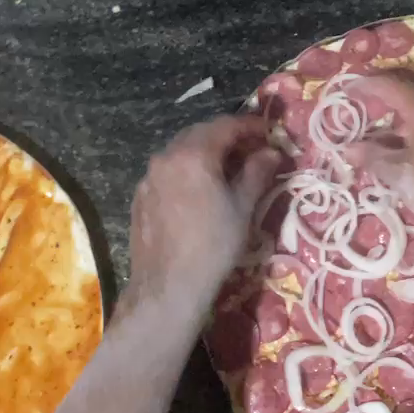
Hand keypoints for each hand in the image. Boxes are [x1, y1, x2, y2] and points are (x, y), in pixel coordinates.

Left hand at [126, 115, 281, 324]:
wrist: (167, 287)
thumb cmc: (213, 245)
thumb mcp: (242, 208)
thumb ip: (257, 172)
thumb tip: (272, 152)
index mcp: (193, 154)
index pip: (225, 125)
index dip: (250, 126)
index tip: (269, 133)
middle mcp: (166, 157)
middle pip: (200, 134)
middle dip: (227, 137)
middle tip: (251, 150)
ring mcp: (149, 177)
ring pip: (181, 152)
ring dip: (206, 153)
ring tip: (227, 169)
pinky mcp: (140, 197)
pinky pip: (168, 172)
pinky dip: (187, 171)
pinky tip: (200, 190)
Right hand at [348, 70, 413, 242]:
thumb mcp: (402, 176)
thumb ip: (373, 157)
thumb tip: (348, 149)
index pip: (390, 84)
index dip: (365, 84)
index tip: (346, 89)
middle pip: (410, 82)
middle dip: (384, 88)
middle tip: (363, 102)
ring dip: (401, 106)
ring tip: (380, 129)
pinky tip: (406, 142)